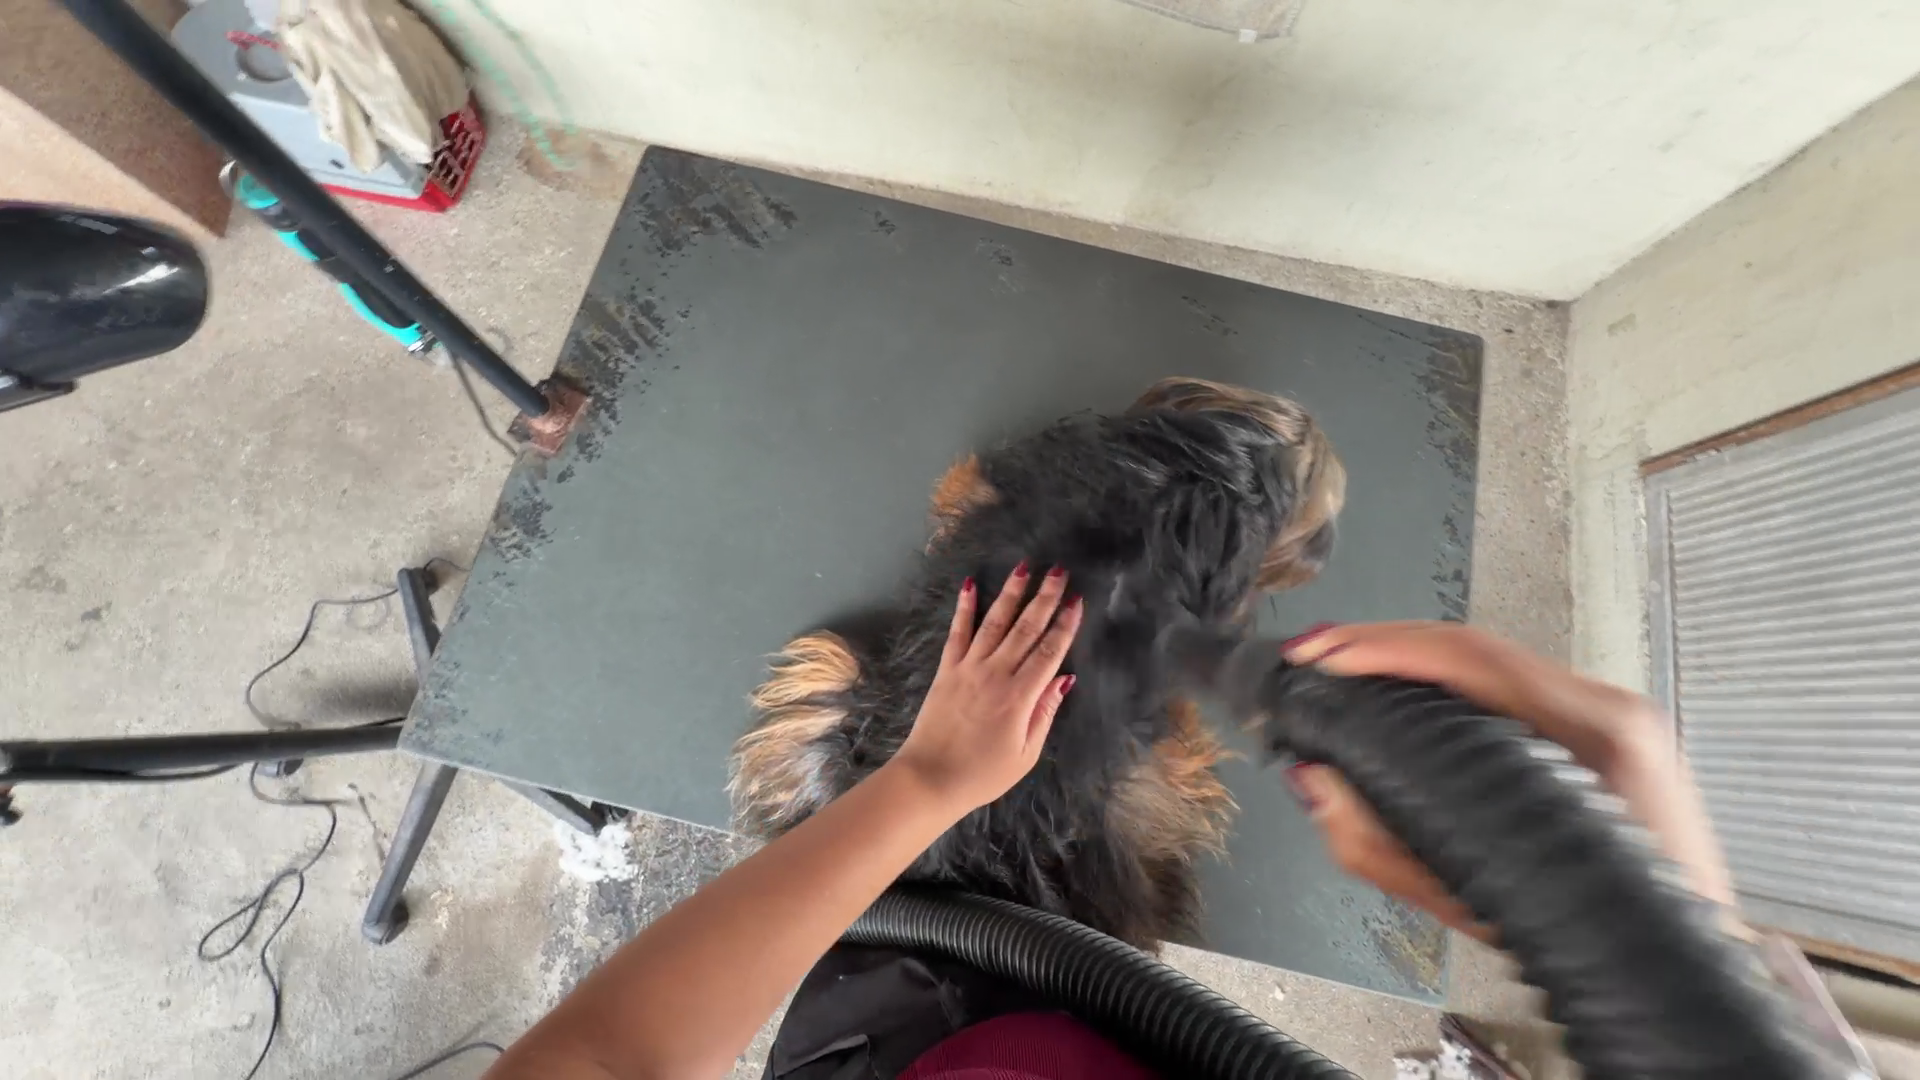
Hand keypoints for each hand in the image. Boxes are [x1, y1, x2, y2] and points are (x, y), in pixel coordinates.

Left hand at [886, 563, 1083, 814]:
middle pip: (1025, 628)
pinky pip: (957, 632)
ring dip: (1010, 593)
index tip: (1077, 601)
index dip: (1065, 624)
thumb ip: (1044, 712)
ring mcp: (968, 667)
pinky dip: (964, 608)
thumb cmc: (982, 774)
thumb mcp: (1025, 753)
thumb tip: (1064, 679)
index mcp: (1020, 696)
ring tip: (1024, 567)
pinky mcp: (946, 669)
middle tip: (1058, 572)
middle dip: (1044, 597)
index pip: (1050, 651)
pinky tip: (969, 585)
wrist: (929, 778)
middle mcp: (995, 673)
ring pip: (994, 622)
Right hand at [1280, 621, 1736, 941]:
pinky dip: (1434, 664)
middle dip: (1377, 638)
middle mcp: (1605, 710)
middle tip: (1316, 649)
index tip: (1327, 654)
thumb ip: (1374, 847)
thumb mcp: (1468, 898)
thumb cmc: (1590, 929)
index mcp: (1595, 739)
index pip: (1468, 658)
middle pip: (1469, 642)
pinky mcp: (1589, 715)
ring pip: (1482, 651)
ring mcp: (1603, 708)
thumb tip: (1315, 781)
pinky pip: (1496, 670)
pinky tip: (1396, 669)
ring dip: (1402, 647)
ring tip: (1342, 654)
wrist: (1673, 958)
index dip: (1383, 646)